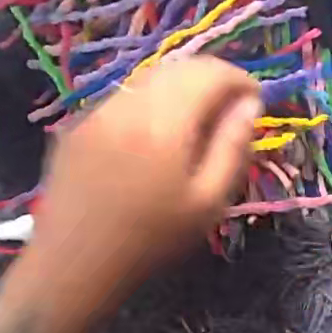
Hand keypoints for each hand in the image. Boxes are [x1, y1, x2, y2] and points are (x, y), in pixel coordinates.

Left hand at [20, 54, 259, 308]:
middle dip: (213, 79)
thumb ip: (233, 147)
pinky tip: (158, 134)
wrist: (75, 264)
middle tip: (232, 109)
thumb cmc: (152, 240)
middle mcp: (129, 104)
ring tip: (199, 121)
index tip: (256, 101)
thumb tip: (250, 105)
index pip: (210, 73)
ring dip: (182, 87)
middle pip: (179, 67)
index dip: (240, 79)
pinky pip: (125, 97)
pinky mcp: (79, 125)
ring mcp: (98, 112)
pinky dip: (153, 101)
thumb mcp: (209, 202)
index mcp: (164, 123)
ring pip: (150, 78)